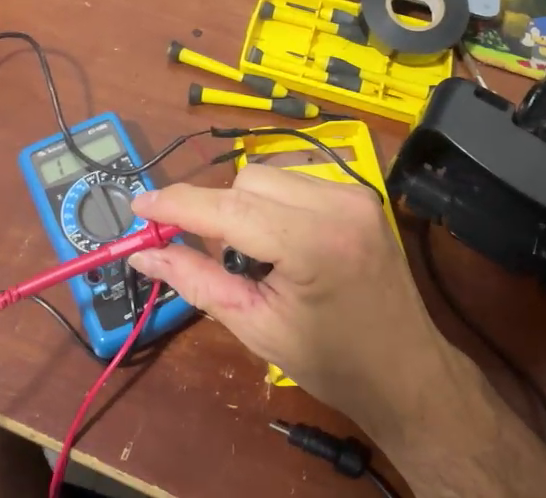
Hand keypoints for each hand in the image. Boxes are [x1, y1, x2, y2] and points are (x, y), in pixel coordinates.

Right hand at [128, 167, 460, 437]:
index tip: (138, 205)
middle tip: (210, 254)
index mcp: (312, 243)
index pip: (227, 207)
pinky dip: (274, 203)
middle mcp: (336, 203)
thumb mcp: (256, 328)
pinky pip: (295, 179)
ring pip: (269, 174)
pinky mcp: (360, 193)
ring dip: (246, 205)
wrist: (407, 372)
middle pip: (246, 180)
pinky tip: (282, 243)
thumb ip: (196, 281)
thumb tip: (145, 255)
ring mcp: (353, 193)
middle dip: (217, 211)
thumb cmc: (331, 363)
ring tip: (256, 256)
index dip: (177, 204)